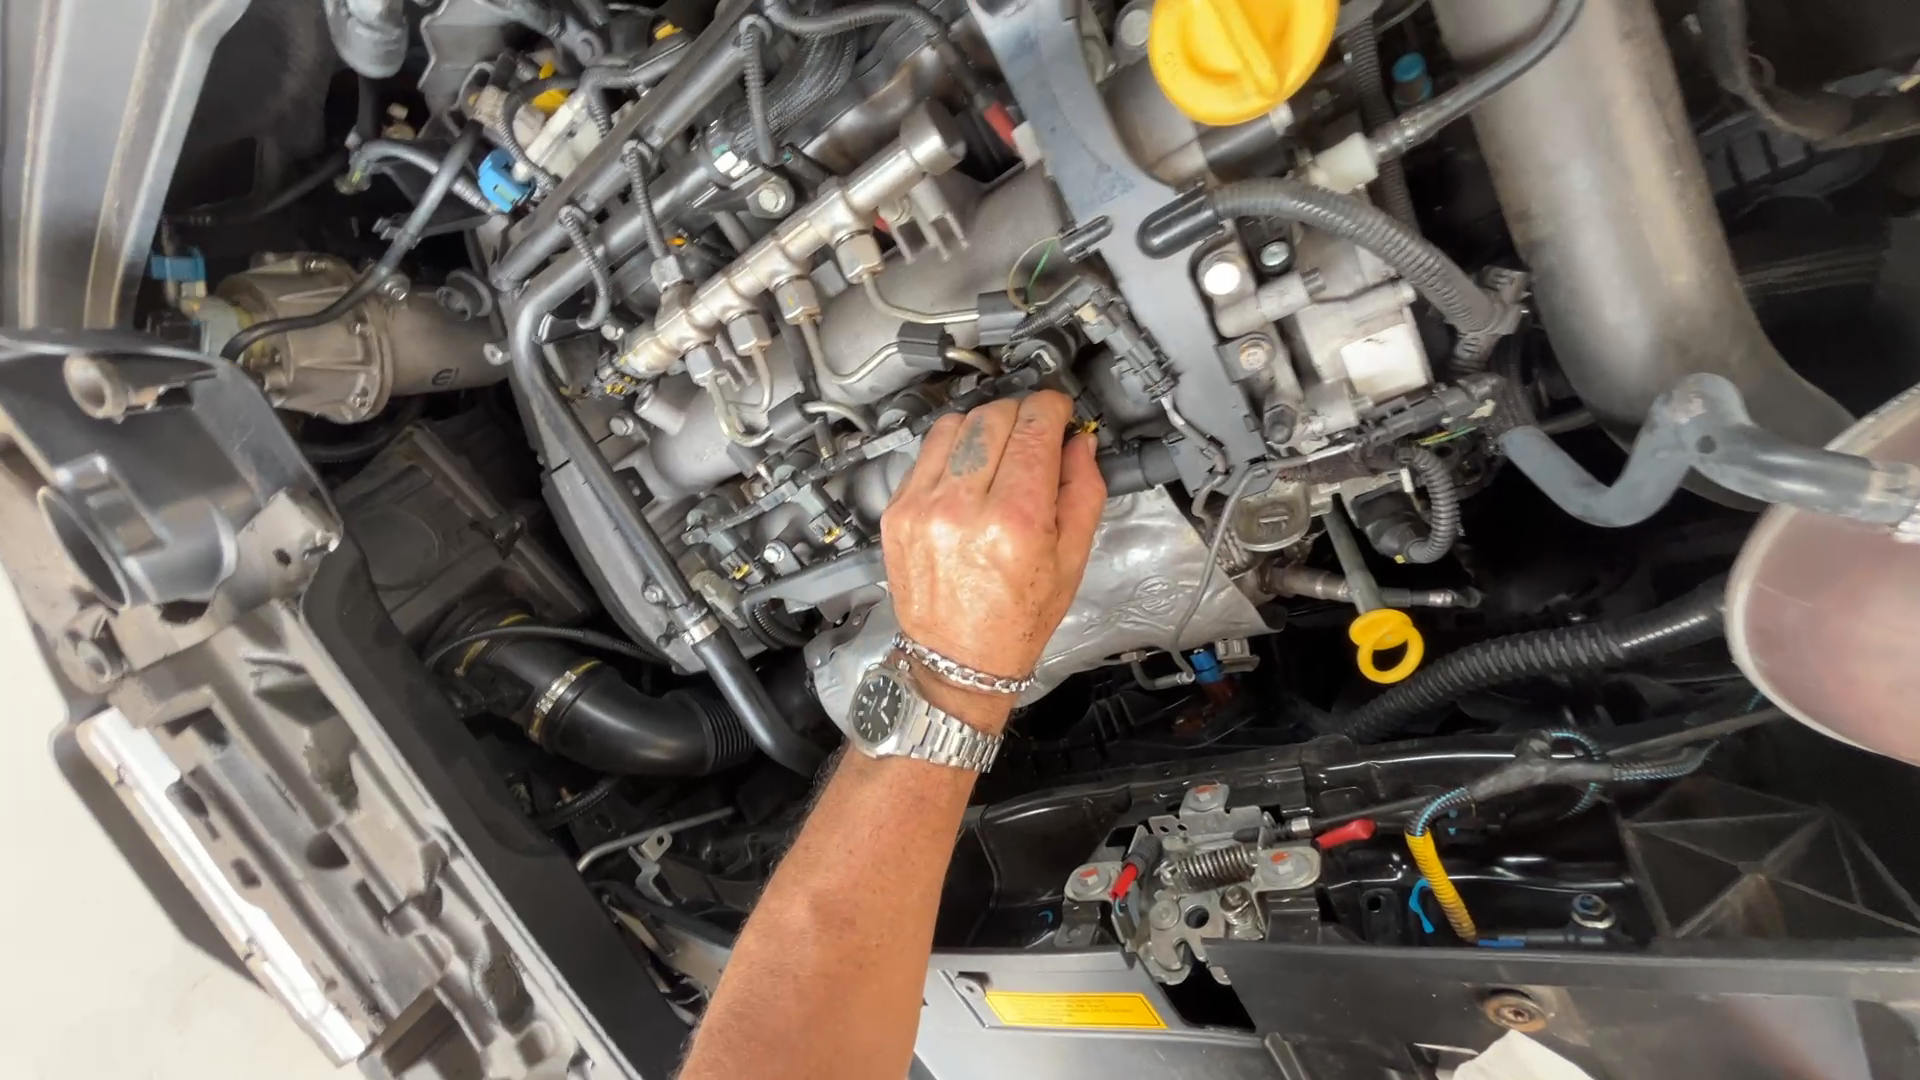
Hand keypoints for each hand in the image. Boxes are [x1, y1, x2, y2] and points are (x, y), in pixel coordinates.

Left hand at [880, 390, 1106, 731]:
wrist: (957, 661)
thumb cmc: (1016, 621)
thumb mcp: (1072, 560)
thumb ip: (1083, 490)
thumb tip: (1079, 442)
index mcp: (1015, 521)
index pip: (1034, 426)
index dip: (1053, 408)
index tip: (1059, 412)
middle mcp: (962, 508)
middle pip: (993, 416)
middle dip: (1021, 415)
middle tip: (1034, 435)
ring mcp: (921, 507)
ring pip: (954, 424)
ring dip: (983, 427)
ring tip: (998, 454)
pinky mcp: (895, 512)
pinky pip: (924, 453)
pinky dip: (950, 452)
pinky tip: (966, 476)